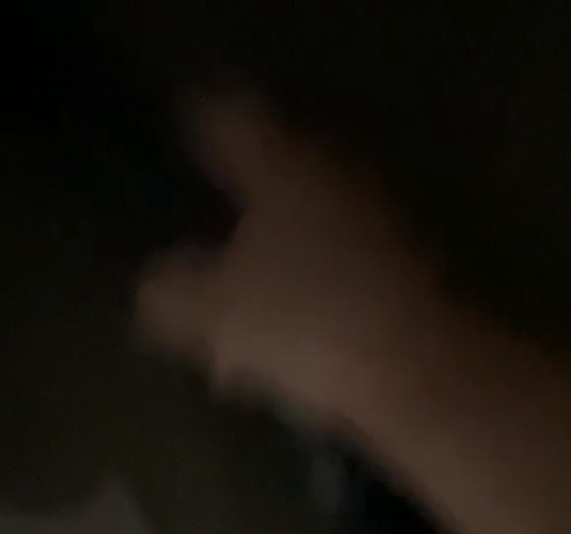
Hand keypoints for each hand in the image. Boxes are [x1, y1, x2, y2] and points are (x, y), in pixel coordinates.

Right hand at [136, 95, 461, 424]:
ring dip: (270, 271)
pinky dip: (304, 302)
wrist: (418, 374)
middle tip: (204, 251)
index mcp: (283, 168)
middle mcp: (335, 183)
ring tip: (237, 321)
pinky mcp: (402, 280)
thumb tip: (153, 290)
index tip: (185, 145)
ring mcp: (376, 230)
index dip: (199, 130)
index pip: (229, 121)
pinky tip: (284, 347)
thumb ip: (166, 294)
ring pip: (305, 237)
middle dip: (235, 218)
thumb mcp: (211, 313)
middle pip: (272, 180)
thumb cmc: (305, 324)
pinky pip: (334, 280)